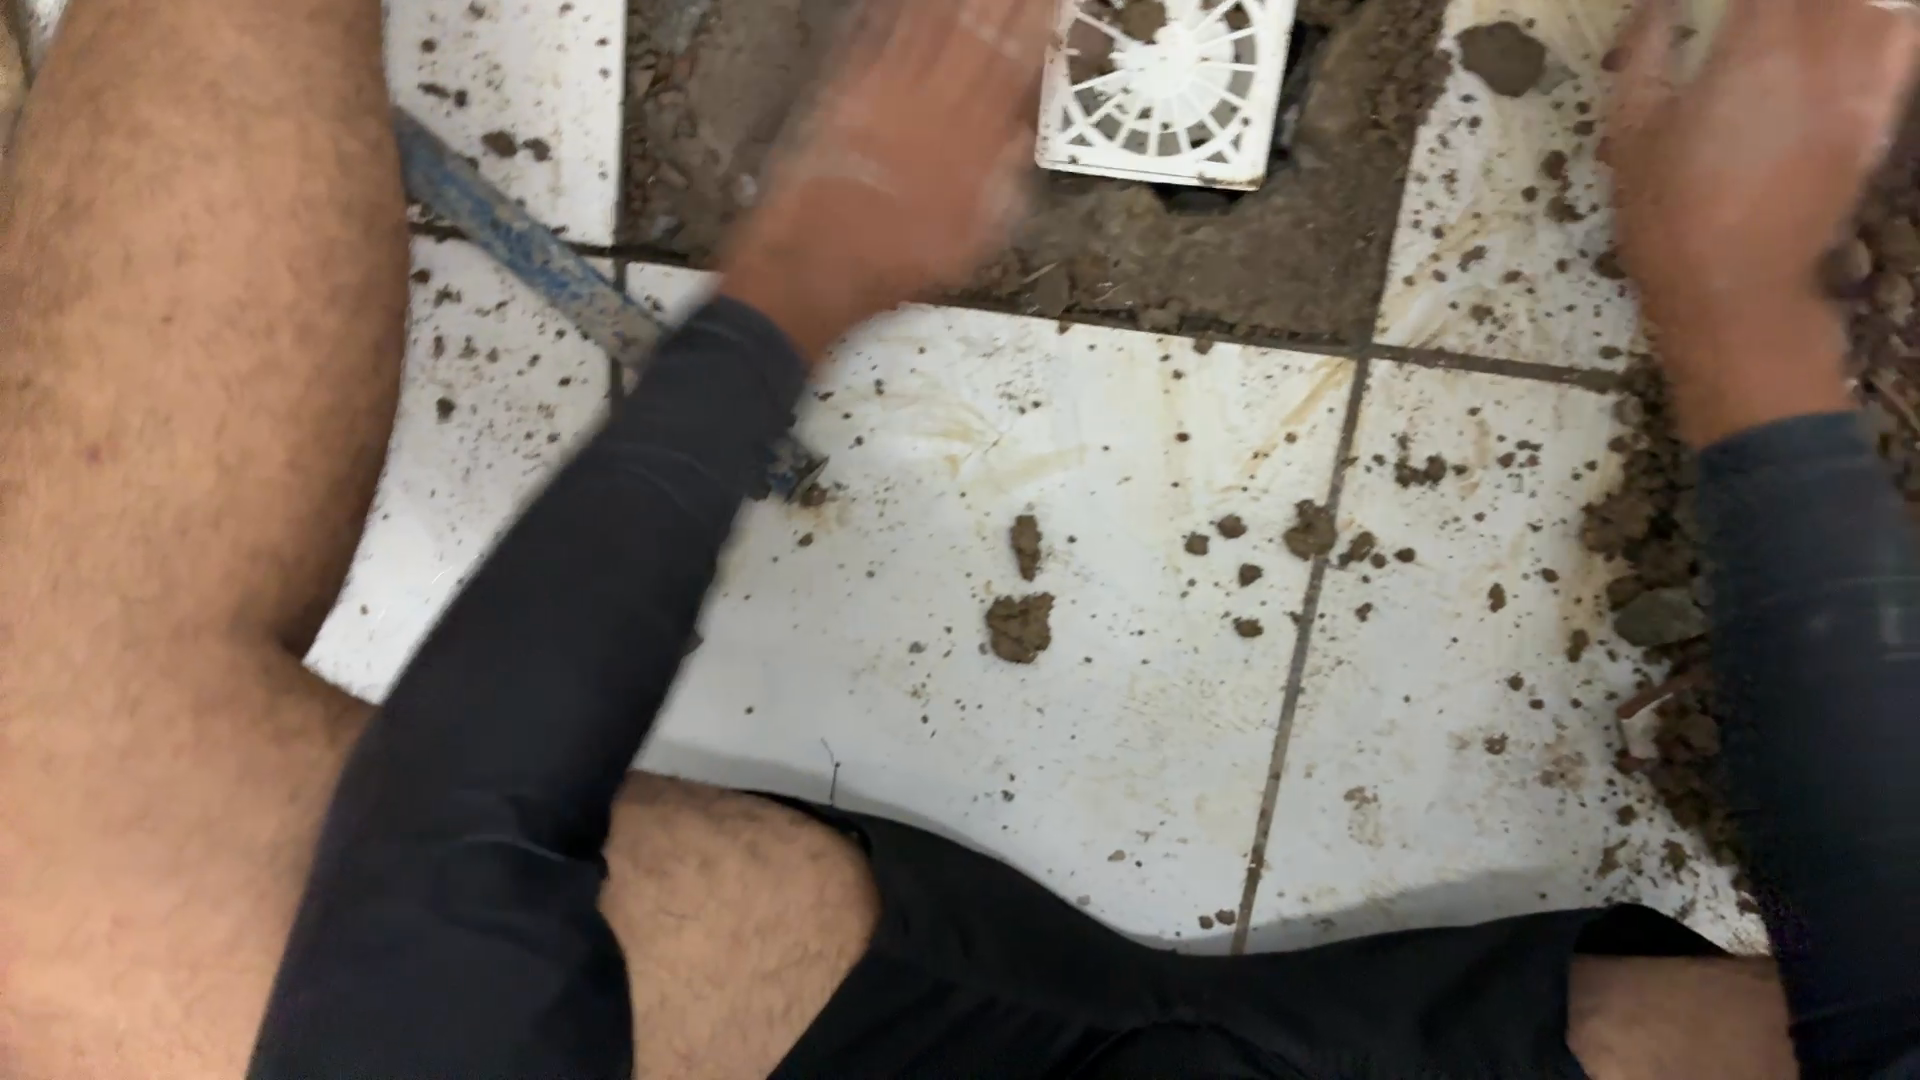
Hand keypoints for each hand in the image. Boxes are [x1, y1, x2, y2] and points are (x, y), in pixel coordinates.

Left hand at [718, 0, 1050, 360]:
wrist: (825, 261)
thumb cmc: (897, 262)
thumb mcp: (970, 243)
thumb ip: (1002, 189)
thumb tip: (1019, 142)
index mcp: (974, 145)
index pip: (1014, 69)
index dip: (1034, 27)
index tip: (1047, 2)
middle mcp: (937, 109)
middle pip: (979, 35)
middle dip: (1002, 2)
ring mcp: (891, 93)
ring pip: (934, 23)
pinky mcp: (848, 88)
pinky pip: (879, 31)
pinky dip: (897, 7)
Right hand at [1608, 0, 1919, 444]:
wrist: (1733, 281)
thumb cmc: (1664, 215)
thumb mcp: (1630, 139)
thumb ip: (1646, 57)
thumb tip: (1656, 4)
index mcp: (1755, 45)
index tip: (1704, 0)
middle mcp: (1828, 38)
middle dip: (1773, 5)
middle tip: (1741, 20)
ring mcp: (1870, 66)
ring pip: (1866, 3)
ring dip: (1820, 11)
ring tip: (1782, 27)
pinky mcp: (1888, 96)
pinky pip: (1899, 27)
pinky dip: (1873, 20)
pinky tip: (1843, 33)